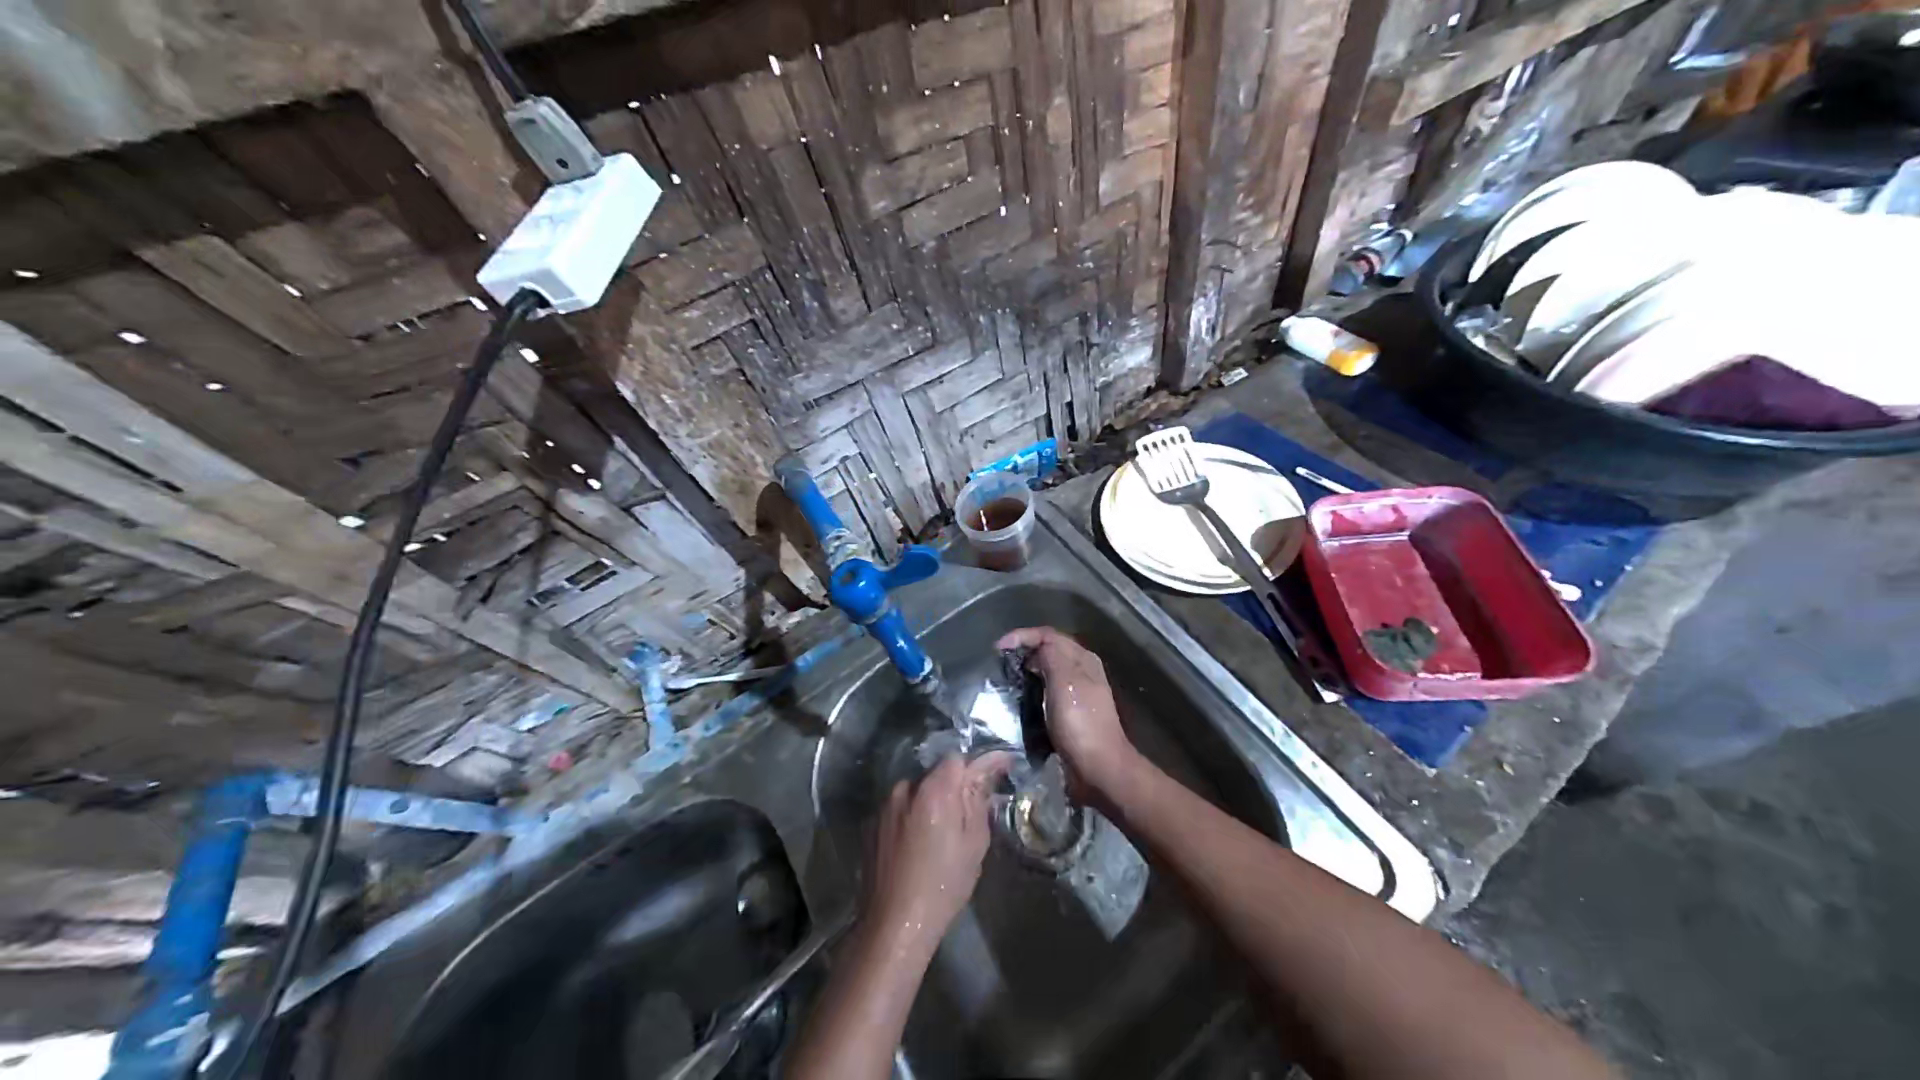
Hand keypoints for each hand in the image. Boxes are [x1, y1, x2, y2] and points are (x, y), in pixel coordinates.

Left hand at [866, 751, 1011, 949]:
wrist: (894, 925)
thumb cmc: (943, 886)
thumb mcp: (974, 844)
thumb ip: (978, 801)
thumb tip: (985, 774)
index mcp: (933, 791)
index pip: (958, 759)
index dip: (977, 766)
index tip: (996, 774)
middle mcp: (905, 789)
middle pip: (936, 774)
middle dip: (953, 788)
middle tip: (967, 815)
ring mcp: (884, 806)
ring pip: (916, 792)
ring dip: (930, 803)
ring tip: (940, 835)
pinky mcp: (871, 824)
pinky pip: (900, 809)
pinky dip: (911, 818)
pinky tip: (917, 847)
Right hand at [994, 627, 1137, 788]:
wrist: (1099, 769)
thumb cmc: (1080, 723)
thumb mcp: (1065, 682)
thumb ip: (1051, 656)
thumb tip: (1035, 646)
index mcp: (1083, 660)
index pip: (1049, 635)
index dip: (1022, 636)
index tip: (998, 649)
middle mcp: (1082, 672)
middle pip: (1048, 651)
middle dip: (1024, 652)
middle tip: (1000, 664)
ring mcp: (1077, 693)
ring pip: (1047, 672)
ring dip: (1027, 672)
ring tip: (1006, 680)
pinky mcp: (1070, 714)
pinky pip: (1047, 693)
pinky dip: (1032, 691)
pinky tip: (1020, 701)